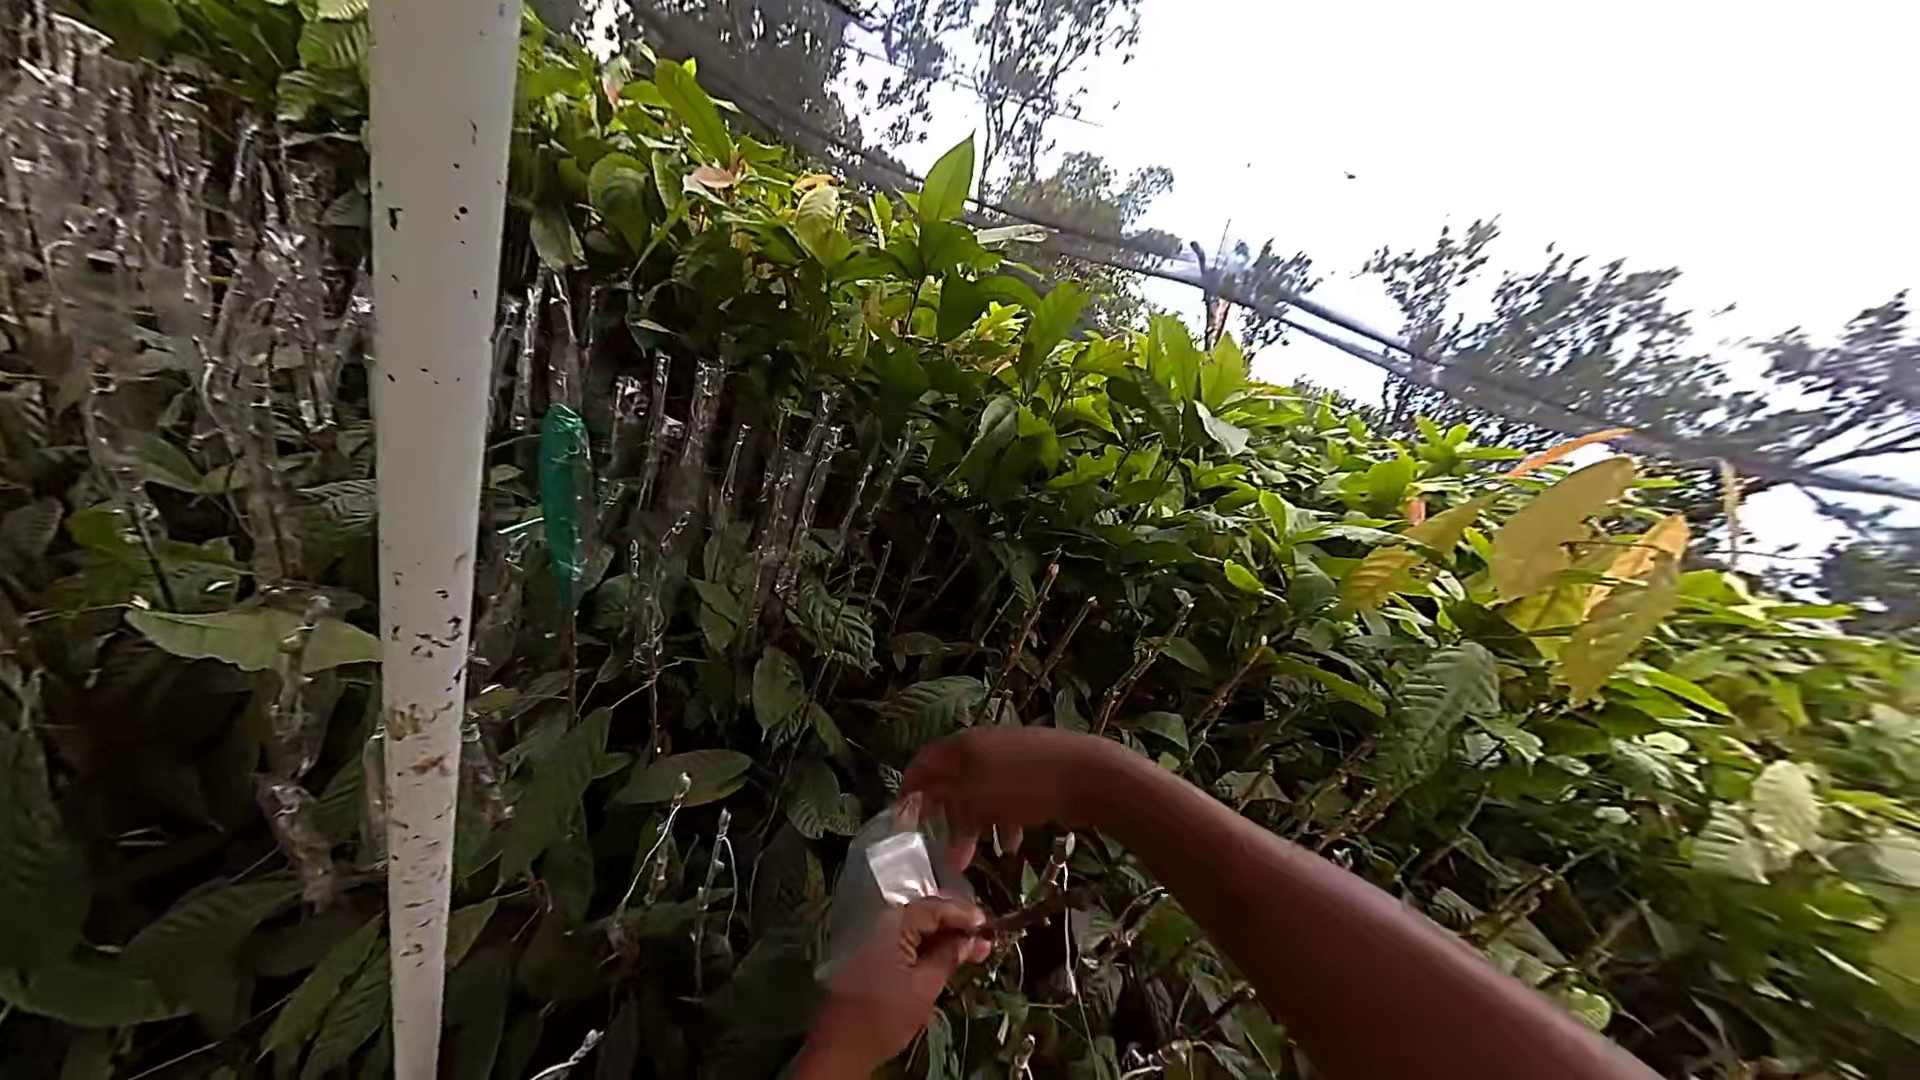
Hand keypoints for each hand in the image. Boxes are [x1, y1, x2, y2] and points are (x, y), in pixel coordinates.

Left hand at [798, 897, 990, 1076]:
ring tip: (973, 944)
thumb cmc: (883, 1016)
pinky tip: (948, 952)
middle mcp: (885, 920)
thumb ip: (948, 956)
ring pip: (920, 924)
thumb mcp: (924, 988)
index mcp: (895, 923)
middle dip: (957, 921)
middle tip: (984, 933)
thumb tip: (970, 938)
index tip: (987, 922)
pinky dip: (930, 943)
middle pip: (928, 911)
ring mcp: (879, 934)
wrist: (841, 1047)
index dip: (963, 913)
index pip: (935, 907)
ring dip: (946, 933)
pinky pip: (909, 936)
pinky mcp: (877, 949)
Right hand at [900, 728, 1124, 871]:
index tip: (902, 817)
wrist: (1087, 774)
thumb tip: (934, 828)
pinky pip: (1006, 798)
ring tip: (972, 859)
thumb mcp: (978, 799)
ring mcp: (1010, 759)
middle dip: (945, 816)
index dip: (910, 787)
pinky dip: (1003, 821)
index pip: (925, 761)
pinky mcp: (1033, 773)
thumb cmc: (1024, 784)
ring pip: (980, 794)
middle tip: (937, 847)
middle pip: (953, 781)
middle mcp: (984, 748)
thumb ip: (950, 809)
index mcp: (964, 746)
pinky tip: (1011, 846)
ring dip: (974, 825)